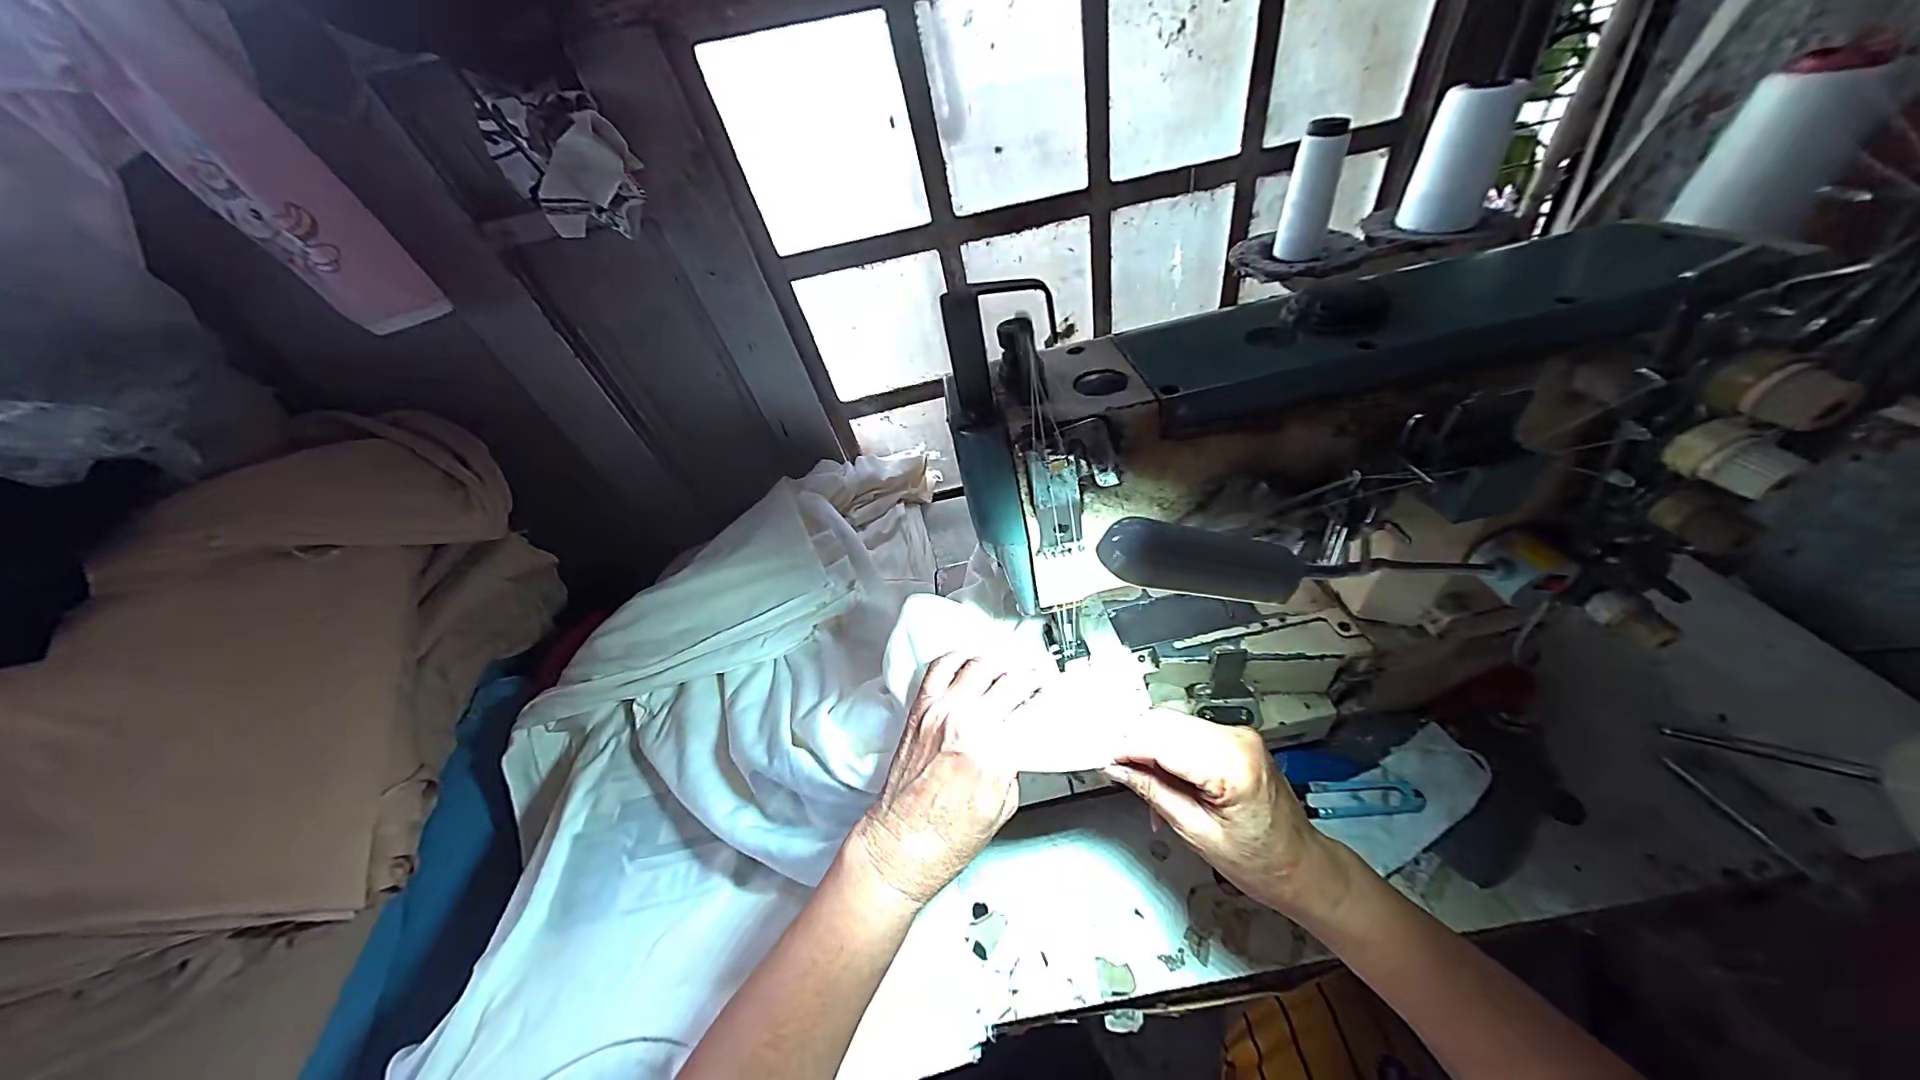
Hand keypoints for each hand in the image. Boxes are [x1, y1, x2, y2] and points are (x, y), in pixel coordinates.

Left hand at [847, 654, 1039, 905]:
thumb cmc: (944, 838)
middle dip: (1029, 678)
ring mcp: (939, 713)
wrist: (900, 845)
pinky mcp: (919, 711)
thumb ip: (1013, 763)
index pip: (1031, 706)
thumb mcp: (1002, 806)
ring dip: (999, 664)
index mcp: (992, 752)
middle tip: (1036, 681)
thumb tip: (1018, 739)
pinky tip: (969, 662)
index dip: (1046, 697)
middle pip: (1009, 679)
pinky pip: (940, 668)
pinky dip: (958, 659)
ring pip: (978, 665)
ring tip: (1008, 670)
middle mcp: (965, 725)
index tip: (1051, 695)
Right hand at [1105, 710, 1356, 919]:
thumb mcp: (1197, 833)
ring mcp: (1238, 735)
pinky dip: (1166, 748)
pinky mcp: (1235, 738)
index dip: (1128, 748)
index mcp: (1233, 766)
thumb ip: (1154, 793)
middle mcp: (1238, 740)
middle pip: (1165, 722)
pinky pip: (1186, 731)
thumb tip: (1121, 769)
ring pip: (1172, 723)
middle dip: (1135, 743)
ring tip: (1142, 782)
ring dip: (1148, 746)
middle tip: (1118, 770)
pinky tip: (1162, 776)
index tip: (1108, 760)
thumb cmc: (1263, 861)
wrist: (1301, 865)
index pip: (1162, 740)